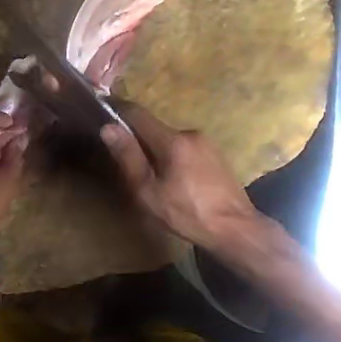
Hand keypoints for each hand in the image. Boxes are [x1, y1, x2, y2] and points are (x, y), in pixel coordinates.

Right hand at [99, 103, 283, 258]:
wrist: (237, 231)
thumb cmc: (187, 214)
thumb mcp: (148, 192)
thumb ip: (128, 157)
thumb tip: (108, 127)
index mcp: (172, 140)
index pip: (138, 114)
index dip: (118, 111)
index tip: (103, 110)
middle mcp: (190, 134)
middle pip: (154, 129)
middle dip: (139, 142)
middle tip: (128, 166)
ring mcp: (207, 144)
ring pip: (171, 141)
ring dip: (158, 153)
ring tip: (153, 180)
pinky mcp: (217, 155)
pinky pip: (186, 149)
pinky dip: (174, 159)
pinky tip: (176, 183)